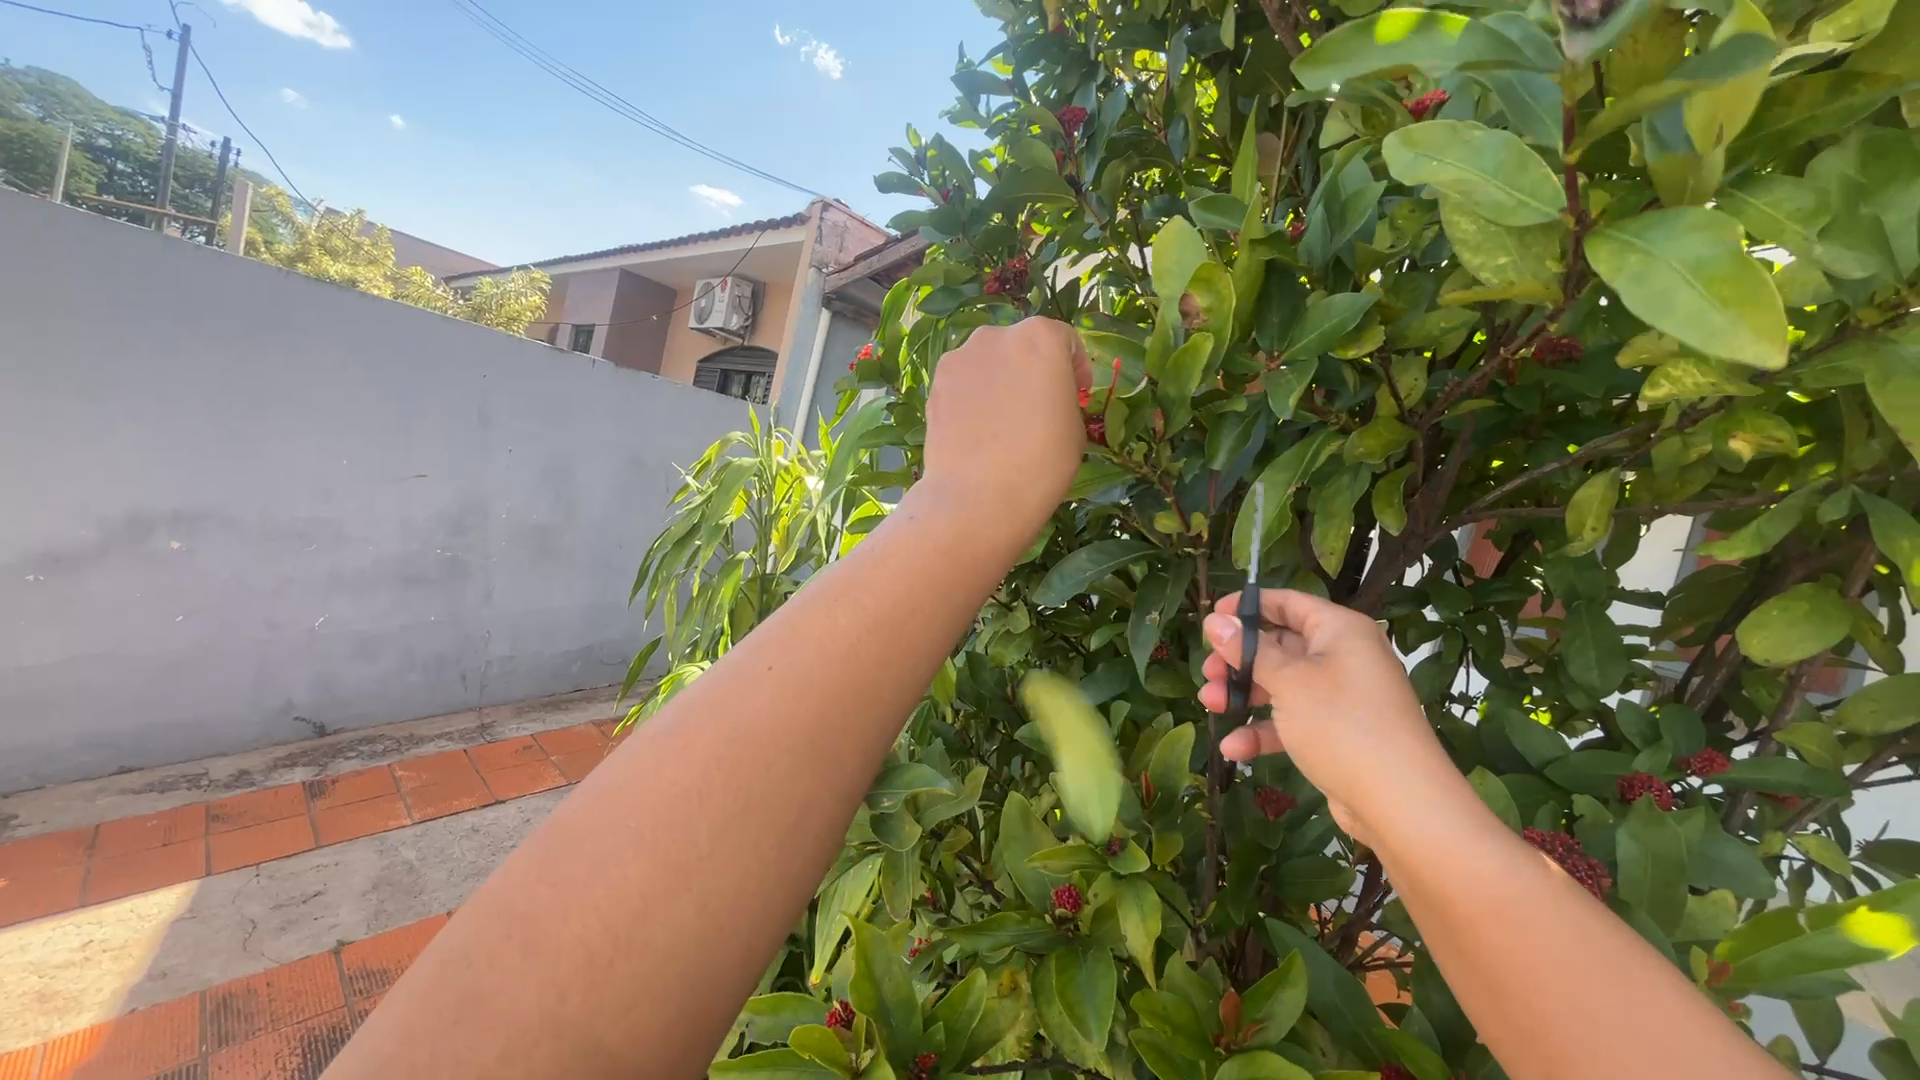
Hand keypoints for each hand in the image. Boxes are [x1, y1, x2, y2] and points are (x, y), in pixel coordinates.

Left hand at [917, 317, 1091, 544]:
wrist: (979, 496)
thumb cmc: (1042, 461)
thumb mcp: (1074, 427)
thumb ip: (1062, 398)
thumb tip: (1046, 399)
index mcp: (1041, 338)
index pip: (1065, 341)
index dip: (1075, 367)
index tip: (1078, 393)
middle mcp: (996, 336)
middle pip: (1021, 346)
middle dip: (1032, 370)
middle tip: (1038, 407)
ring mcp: (960, 358)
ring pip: (988, 363)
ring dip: (999, 381)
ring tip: (1003, 421)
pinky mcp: (935, 385)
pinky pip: (963, 384)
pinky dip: (973, 398)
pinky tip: (978, 431)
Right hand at [1197, 589, 1470, 842]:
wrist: (1399, 802)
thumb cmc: (1341, 724)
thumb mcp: (1288, 681)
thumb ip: (1249, 650)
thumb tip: (1215, 620)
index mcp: (1339, 631)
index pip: (1288, 603)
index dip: (1248, 606)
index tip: (1212, 617)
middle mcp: (1342, 658)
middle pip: (1279, 646)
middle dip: (1239, 661)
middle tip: (1208, 673)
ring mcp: (1340, 698)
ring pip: (1281, 686)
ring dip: (1244, 696)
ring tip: (1210, 706)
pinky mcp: (1335, 734)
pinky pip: (1291, 722)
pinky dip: (1263, 731)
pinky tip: (1234, 748)